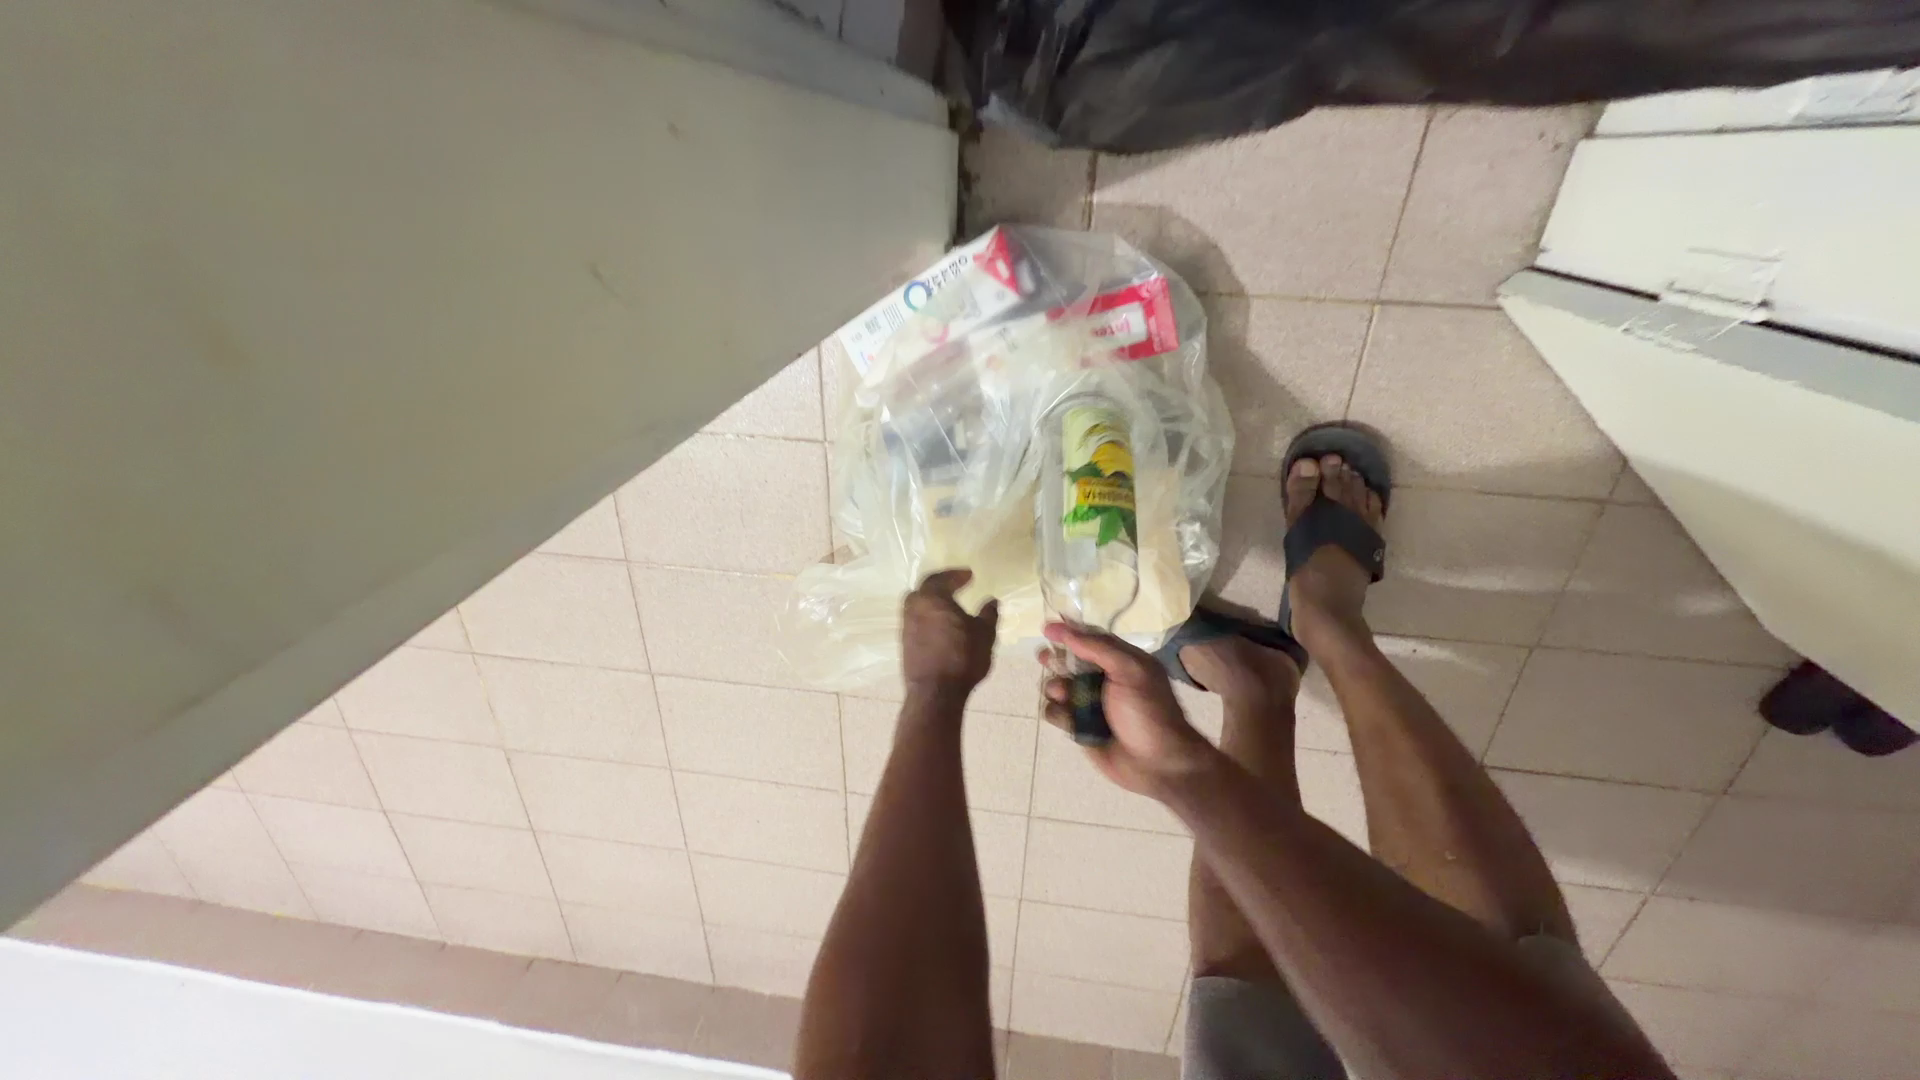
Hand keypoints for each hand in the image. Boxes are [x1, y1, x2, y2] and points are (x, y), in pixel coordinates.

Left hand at [901, 568, 999, 694]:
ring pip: (916, 606)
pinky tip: (940, 627)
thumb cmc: (963, 658)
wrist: (936, 693)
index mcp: (932, 599)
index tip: (970, 575)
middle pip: (923, 589)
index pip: (941, 578)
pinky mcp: (905, 645)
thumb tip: (991, 601)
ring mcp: (906, 627)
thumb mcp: (985, 634)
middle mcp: (914, 609)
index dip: (956, 575)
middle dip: (939, 586)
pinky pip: (915, 622)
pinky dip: (928, 618)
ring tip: (949, 608)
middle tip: (955, 587)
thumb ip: (988, 614)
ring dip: (932, 603)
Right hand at [1040, 623, 1220, 798]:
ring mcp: (1089, 704)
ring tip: (1064, 695)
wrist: (1157, 764)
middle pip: (1069, 661)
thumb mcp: (1131, 671)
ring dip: (1056, 687)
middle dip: (1055, 658)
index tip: (1047, 629)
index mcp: (1122, 661)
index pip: (1090, 638)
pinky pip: (1056, 712)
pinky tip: (1071, 721)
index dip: (1068, 632)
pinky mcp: (1079, 727)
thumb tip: (1066, 630)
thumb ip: (1099, 648)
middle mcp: (1103, 679)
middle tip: (1046, 659)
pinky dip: (1059, 713)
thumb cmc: (1148, 712)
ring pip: (1057, 687)